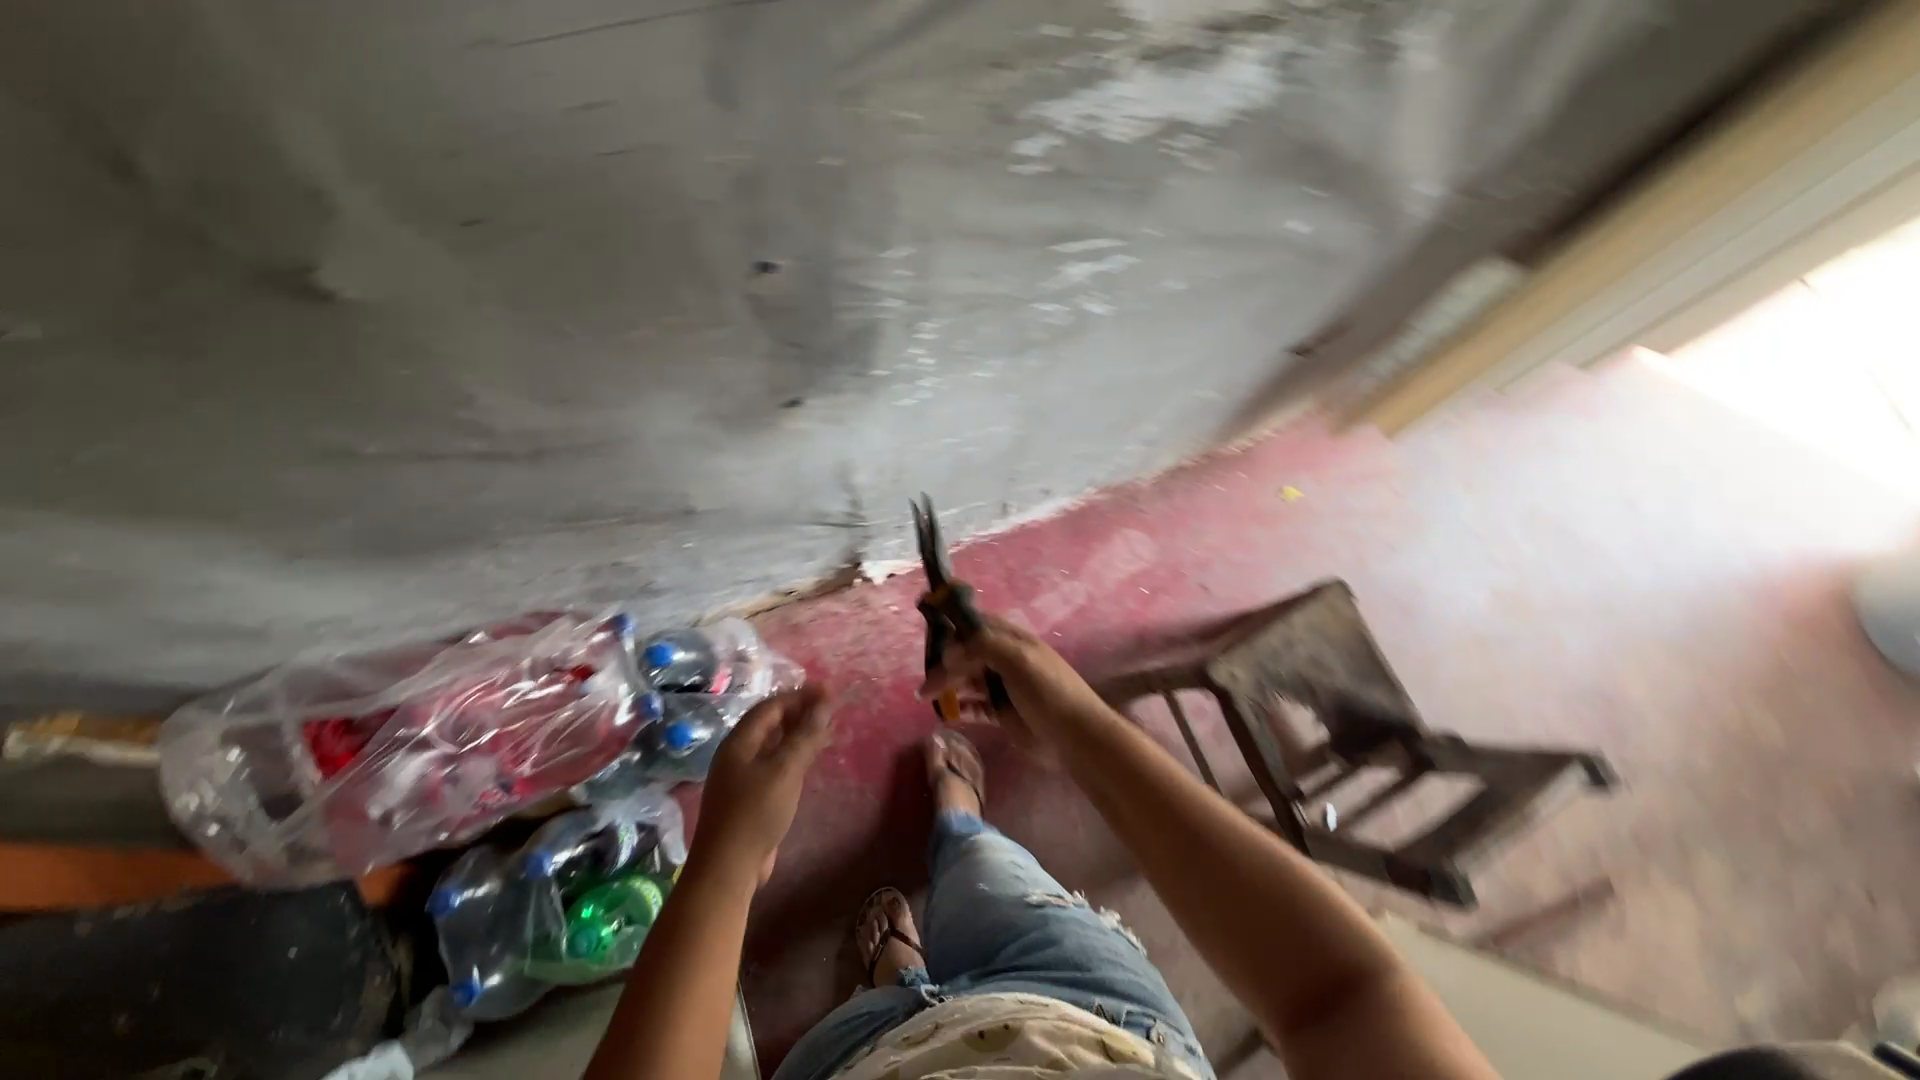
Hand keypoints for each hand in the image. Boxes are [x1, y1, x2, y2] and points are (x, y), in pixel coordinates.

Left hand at [690, 684, 833, 886]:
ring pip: (775, 745)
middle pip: (771, 724)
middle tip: (831, 709)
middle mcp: (738, 754)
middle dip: (800, 713)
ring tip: (828, 729)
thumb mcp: (785, 770)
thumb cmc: (755, 812)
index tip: (827, 692)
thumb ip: (805, 736)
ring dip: (800, 734)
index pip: (770, 707)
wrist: (729, 866)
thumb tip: (824, 704)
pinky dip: (795, 756)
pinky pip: (776, 765)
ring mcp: (743, 777)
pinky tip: (811, 760)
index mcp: (739, 742)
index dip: (799, 696)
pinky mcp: (752, 797)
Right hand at [916, 615, 1103, 747]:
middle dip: (944, 663)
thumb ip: (983, 646)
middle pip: (966, 654)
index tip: (929, 632)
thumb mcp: (1018, 659)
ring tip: (926, 696)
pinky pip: (972, 706)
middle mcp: (1005, 660)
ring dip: (947, 685)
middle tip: (925, 681)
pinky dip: (957, 707)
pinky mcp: (1001, 713)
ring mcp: (1003, 687)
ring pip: (966, 680)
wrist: (1074, 736)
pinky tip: (943, 712)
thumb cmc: (1048, 691)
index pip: (976, 625)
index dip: (953, 626)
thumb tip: (949, 652)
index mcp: (1012, 641)